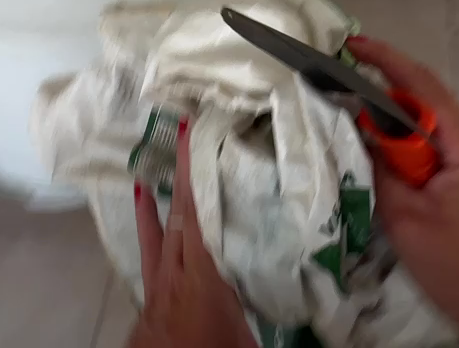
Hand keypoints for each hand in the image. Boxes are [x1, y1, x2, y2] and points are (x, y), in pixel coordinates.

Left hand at [127, 120, 256, 347]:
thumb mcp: (249, 339)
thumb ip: (274, 303)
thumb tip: (317, 295)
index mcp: (204, 273)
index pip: (199, 212)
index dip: (195, 172)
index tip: (195, 134)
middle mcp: (178, 269)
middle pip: (180, 211)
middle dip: (184, 169)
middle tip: (189, 130)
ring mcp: (159, 281)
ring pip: (160, 228)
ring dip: (161, 192)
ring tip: (157, 155)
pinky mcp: (150, 293)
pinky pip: (148, 249)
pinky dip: (146, 221)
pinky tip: (141, 196)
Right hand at [347, 36, 458, 347]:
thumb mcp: (405, 219)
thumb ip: (380, 164)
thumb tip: (359, 125)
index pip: (423, 85)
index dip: (386, 59)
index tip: (352, 45)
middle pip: (428, 99)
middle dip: (387, 96)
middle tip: (347, 98)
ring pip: (435, 119)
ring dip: (401, 124)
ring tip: (368, 137)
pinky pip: (445, 137)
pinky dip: (417, 140)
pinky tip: (398, 160)